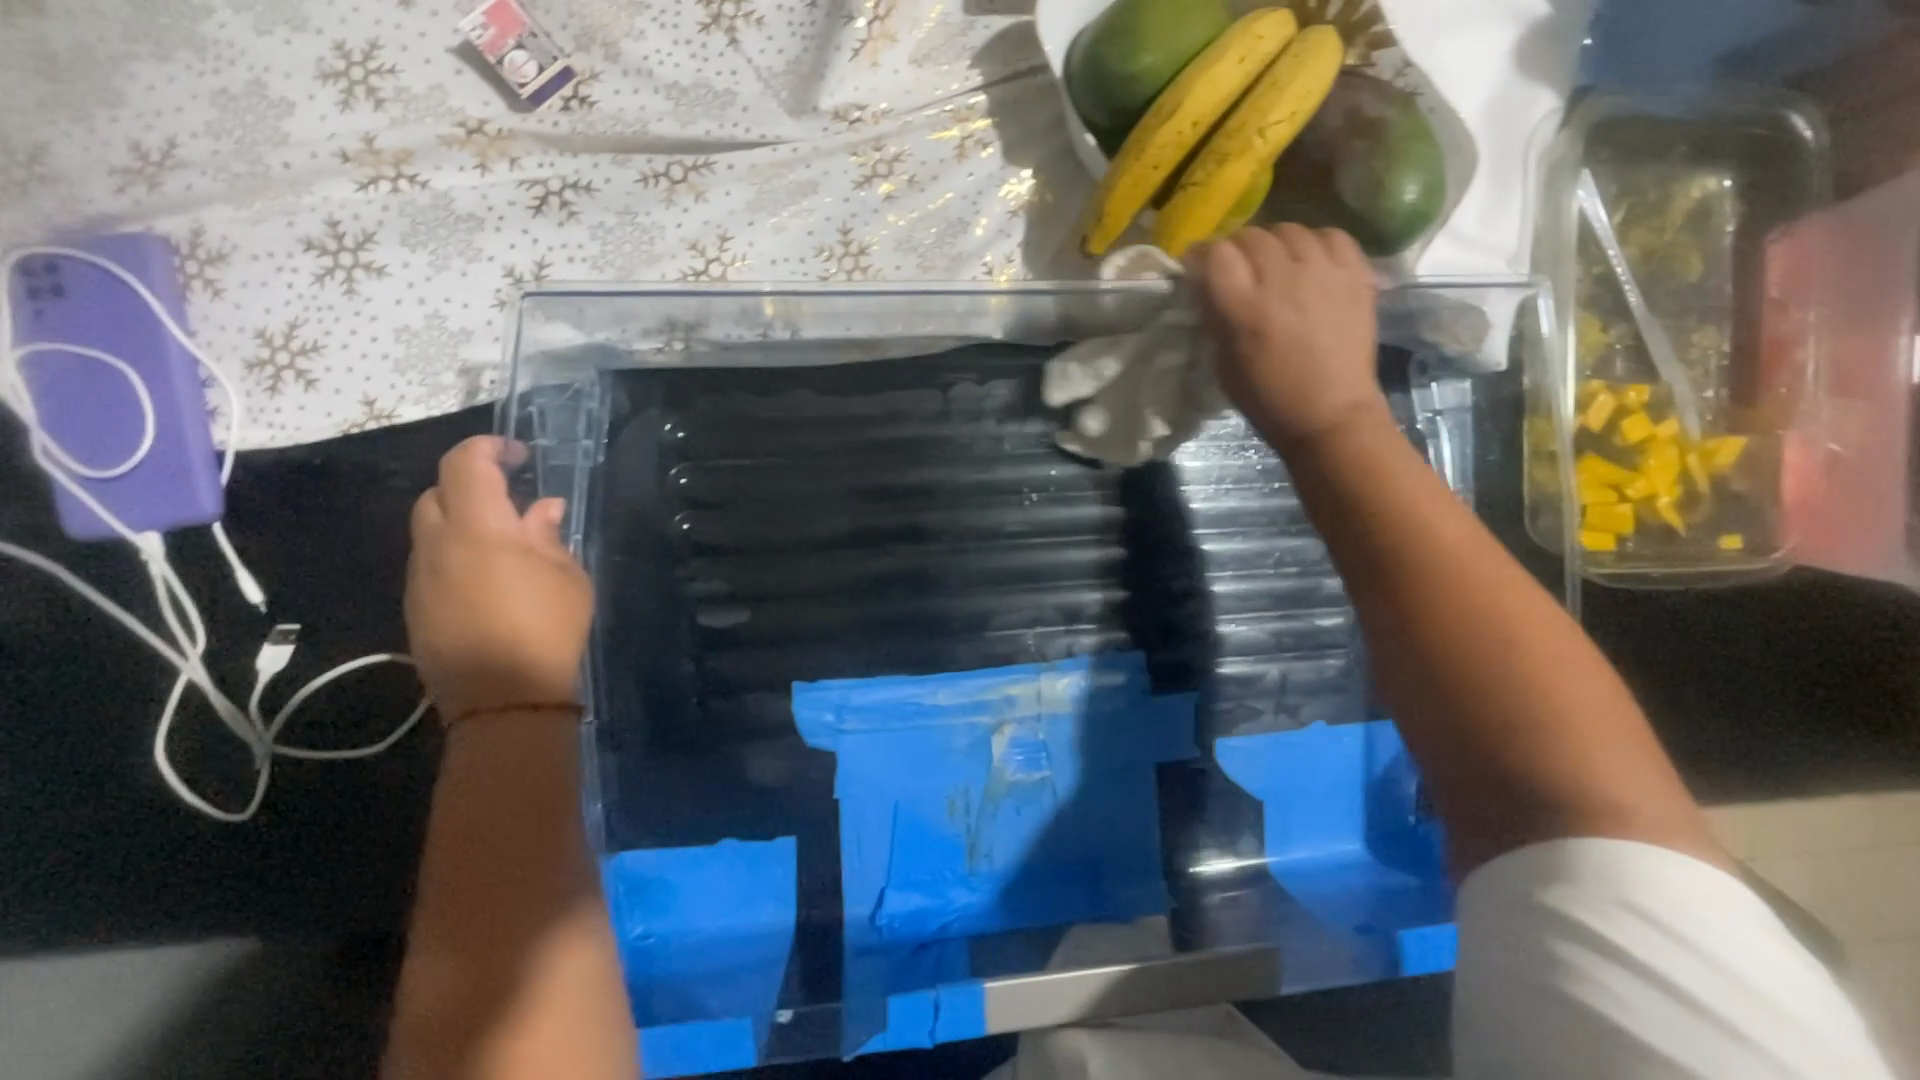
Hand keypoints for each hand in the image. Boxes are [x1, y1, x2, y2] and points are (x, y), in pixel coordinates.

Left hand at [405, 436, 591, 722]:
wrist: (503, 702)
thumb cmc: (547, 631)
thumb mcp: (568, 578)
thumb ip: (549, 536)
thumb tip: (542, 510)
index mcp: (479, 529)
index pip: (465, 463)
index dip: (489, 448)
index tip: (519, 456)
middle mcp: (438, 545)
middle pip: (437, 493)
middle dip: (470, 487)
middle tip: (509, 502)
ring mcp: (419, 578)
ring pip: (429, 531)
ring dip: (460, 525)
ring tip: (502, 547)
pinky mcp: (414, 608)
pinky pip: (430, 566)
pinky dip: (454, 558)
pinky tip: (487, 584)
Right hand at [1188, 224, 1385, 452]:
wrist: (1330, 415)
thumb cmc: (1268, 398)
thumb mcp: (1222, 362)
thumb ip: (1215, 316)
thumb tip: (1207, 285)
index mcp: (1243, 307)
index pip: (1215, 253)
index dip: (1203, 257)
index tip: (1200, 268)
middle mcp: (1282, 280)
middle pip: (1250, 236)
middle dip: (1236, 249)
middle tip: (1237, 269)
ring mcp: (1323, 272)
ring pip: (1288, 229)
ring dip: (1274, 244)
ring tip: (1275, 265)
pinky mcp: (1355, 274)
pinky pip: (1330, 235)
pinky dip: (1314, 243)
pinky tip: (1309, 262)